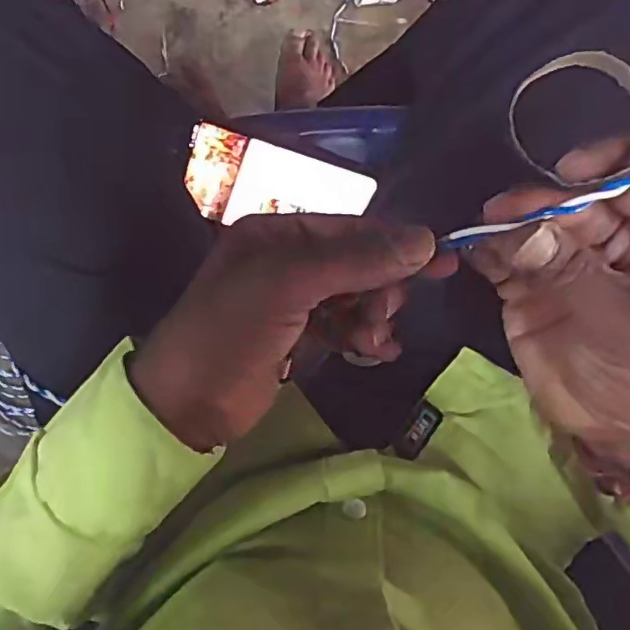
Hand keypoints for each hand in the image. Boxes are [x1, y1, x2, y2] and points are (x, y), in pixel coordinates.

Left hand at [129, 214, 453, 450]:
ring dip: (373, 316)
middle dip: (380, 287)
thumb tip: (424, 239)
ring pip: (354, 297)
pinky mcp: (296, 338)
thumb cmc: (231, 329)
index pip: (349, 228)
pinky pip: (344, 327)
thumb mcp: (289, 283)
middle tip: (383, 313)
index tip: (441, 259)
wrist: (188, 401)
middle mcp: (285, 260)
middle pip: (357, 263)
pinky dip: (362, 337)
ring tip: (374, 340)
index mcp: (276, 232)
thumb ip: (355, 260)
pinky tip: (377, 352)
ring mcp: (291, 301)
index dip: (395, 243)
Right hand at [464, 171, 629, 473]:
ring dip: (507, 222)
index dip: (601, 168)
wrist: (620, 436)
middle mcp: (622, 235)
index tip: (559, 178)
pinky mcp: (532, 281)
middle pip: (577, 195)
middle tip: (501, 213)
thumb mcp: (618, 320)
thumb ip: (567, 270)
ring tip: (483, 230)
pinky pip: (505, 252)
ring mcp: (573, 257)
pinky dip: (487, 249)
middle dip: (540, 200)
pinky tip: (473, 249)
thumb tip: (515, 228)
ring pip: (535, 220)